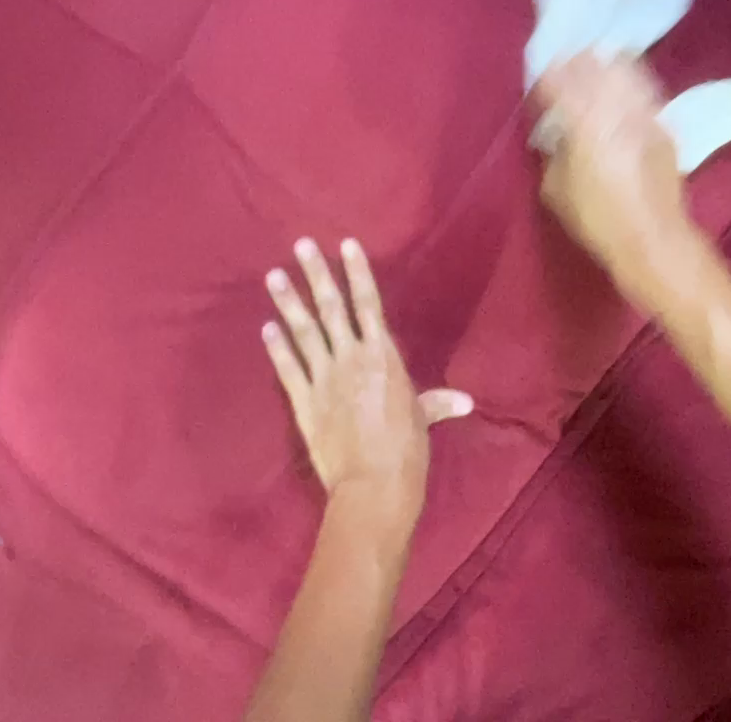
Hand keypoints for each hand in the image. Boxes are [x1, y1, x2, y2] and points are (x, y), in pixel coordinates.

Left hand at [263, 238, 471, 528]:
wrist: (373, 485)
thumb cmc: (406, 449)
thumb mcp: (423, 418)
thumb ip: (437, 403)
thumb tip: (465, 402)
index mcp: (382, 355)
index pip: (368, 303)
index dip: (357, 272)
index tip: (345, 244)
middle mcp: (351, 357)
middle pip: (331, 308)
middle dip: (316, 274)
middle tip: (301, 245)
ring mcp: (323, 378)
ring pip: (303, 331)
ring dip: (288, 302)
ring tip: (273, 275)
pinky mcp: (303, 402)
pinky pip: (287, 368)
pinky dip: (276, 347)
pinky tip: (266, 327)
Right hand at [532, 53, 698, 305]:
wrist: (653, 238)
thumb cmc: (596, 218)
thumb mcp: (554, 187)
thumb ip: (553, 152)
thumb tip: (556, 137)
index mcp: (582, 118)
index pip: (558, 79)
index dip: (545, 76)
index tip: (538, 84)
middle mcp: (616, 105)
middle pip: (594, 63)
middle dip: (577, 62)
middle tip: (565, 67)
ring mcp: (645, 111)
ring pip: (625, 69)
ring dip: (606, 66)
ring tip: (594, 69)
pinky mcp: (664, 125)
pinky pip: (644, 90)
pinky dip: (629, 84)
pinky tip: (621, 93)